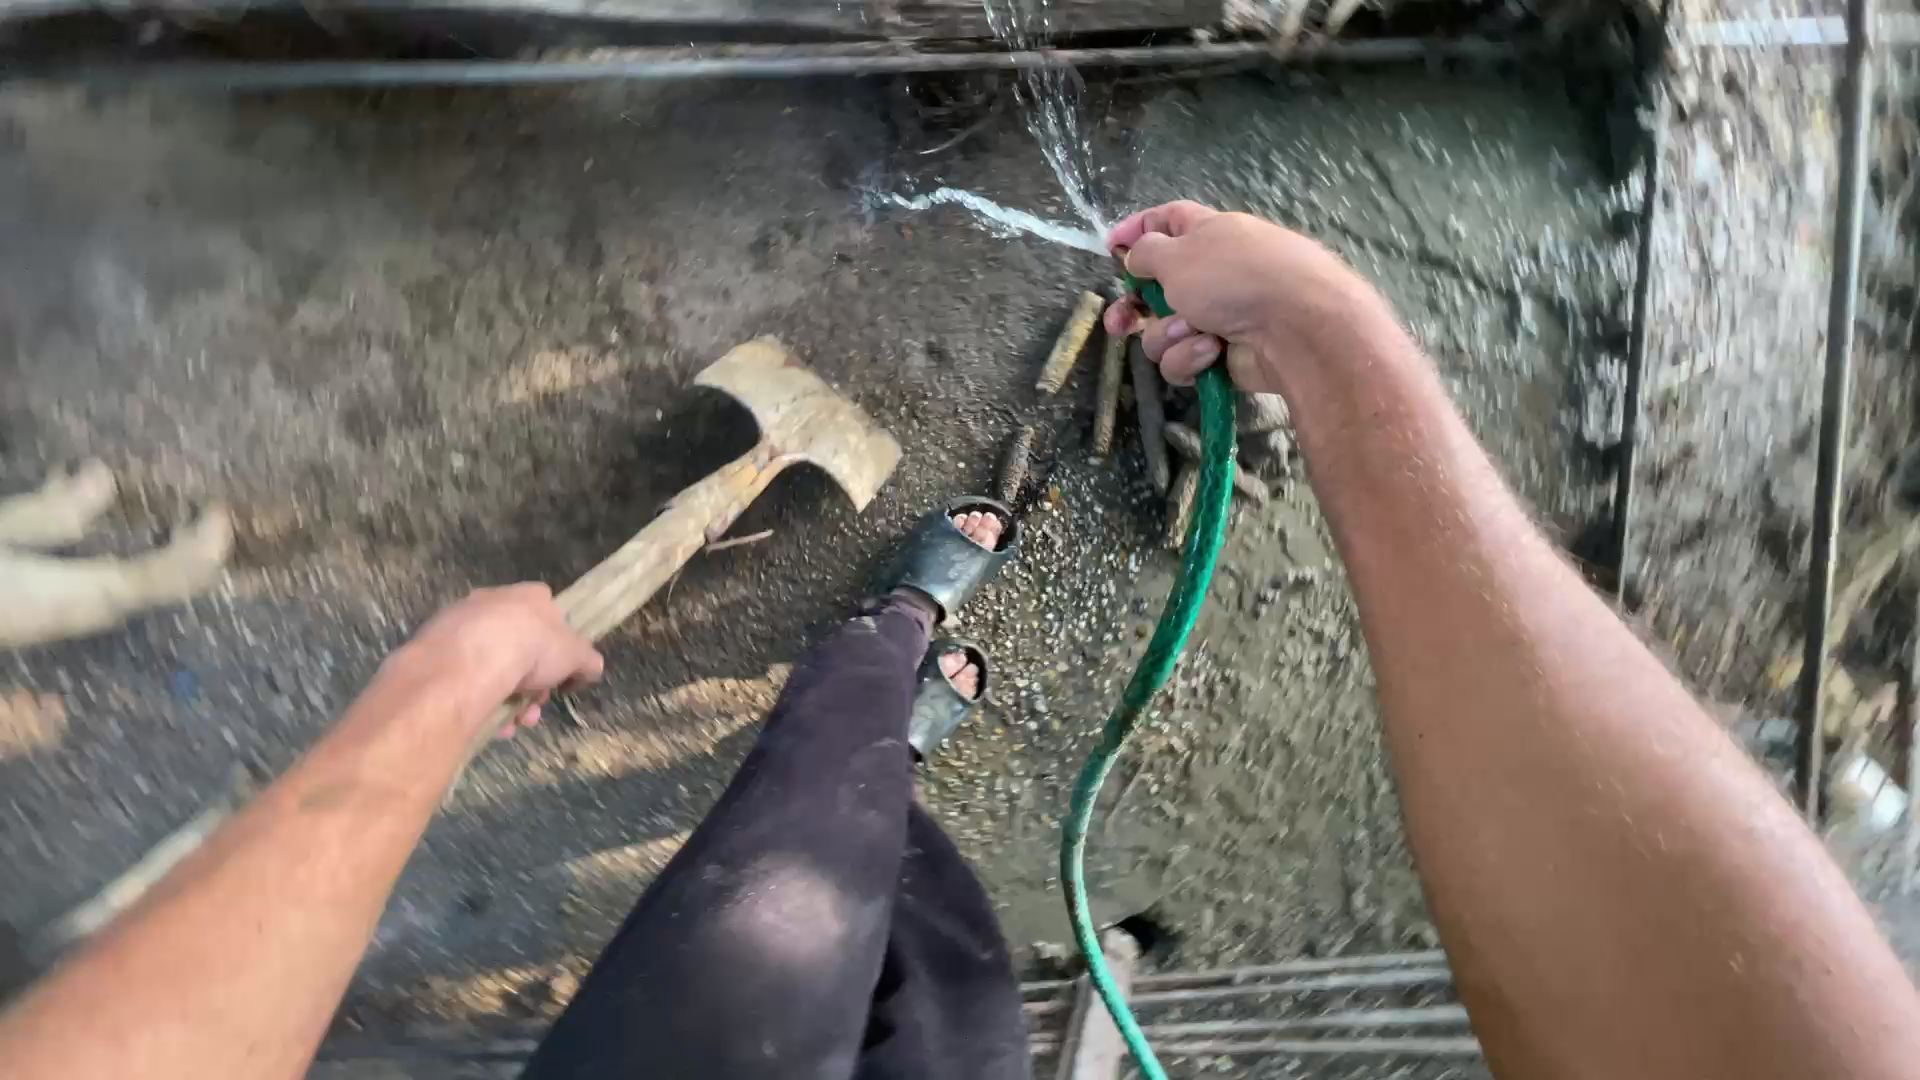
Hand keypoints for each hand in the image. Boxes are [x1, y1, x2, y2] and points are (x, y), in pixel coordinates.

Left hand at [398, 584, 603, 737]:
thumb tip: (590, 670)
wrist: (468, 663)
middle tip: (535, 704)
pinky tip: (486, 721)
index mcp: (530, 595)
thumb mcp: (578, 657)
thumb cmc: (532, 649)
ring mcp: (458, 622)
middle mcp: (492, 601)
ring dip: (507, 695)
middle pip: (519, 643)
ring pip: (490, 662)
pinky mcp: (430, 646)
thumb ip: (588, 662)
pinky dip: (476, 697)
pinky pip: (462, 674)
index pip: (550, 612)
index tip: (559, 672)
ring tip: (512, 722)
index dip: (558, 644)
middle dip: (532, 680)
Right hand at [1102, 201, 1396, 391]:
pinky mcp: (1219, 355)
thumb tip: (1135, 256)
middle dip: (1133, 309)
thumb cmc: (1234, 277)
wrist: (1294, 328)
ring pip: (1162, 332)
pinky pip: (1183, 359)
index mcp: (1204, 233)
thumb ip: (1146, 253)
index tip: (1109, 248)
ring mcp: (1215, 316)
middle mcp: (1208, 273)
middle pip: (1154, 290)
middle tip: (1119, 324)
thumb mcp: (1178, 254)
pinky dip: (1190, 357)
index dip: (1135, 231)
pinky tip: (1212, 352)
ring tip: (1194, 332)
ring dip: (1168, 335)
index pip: (1164, 221)